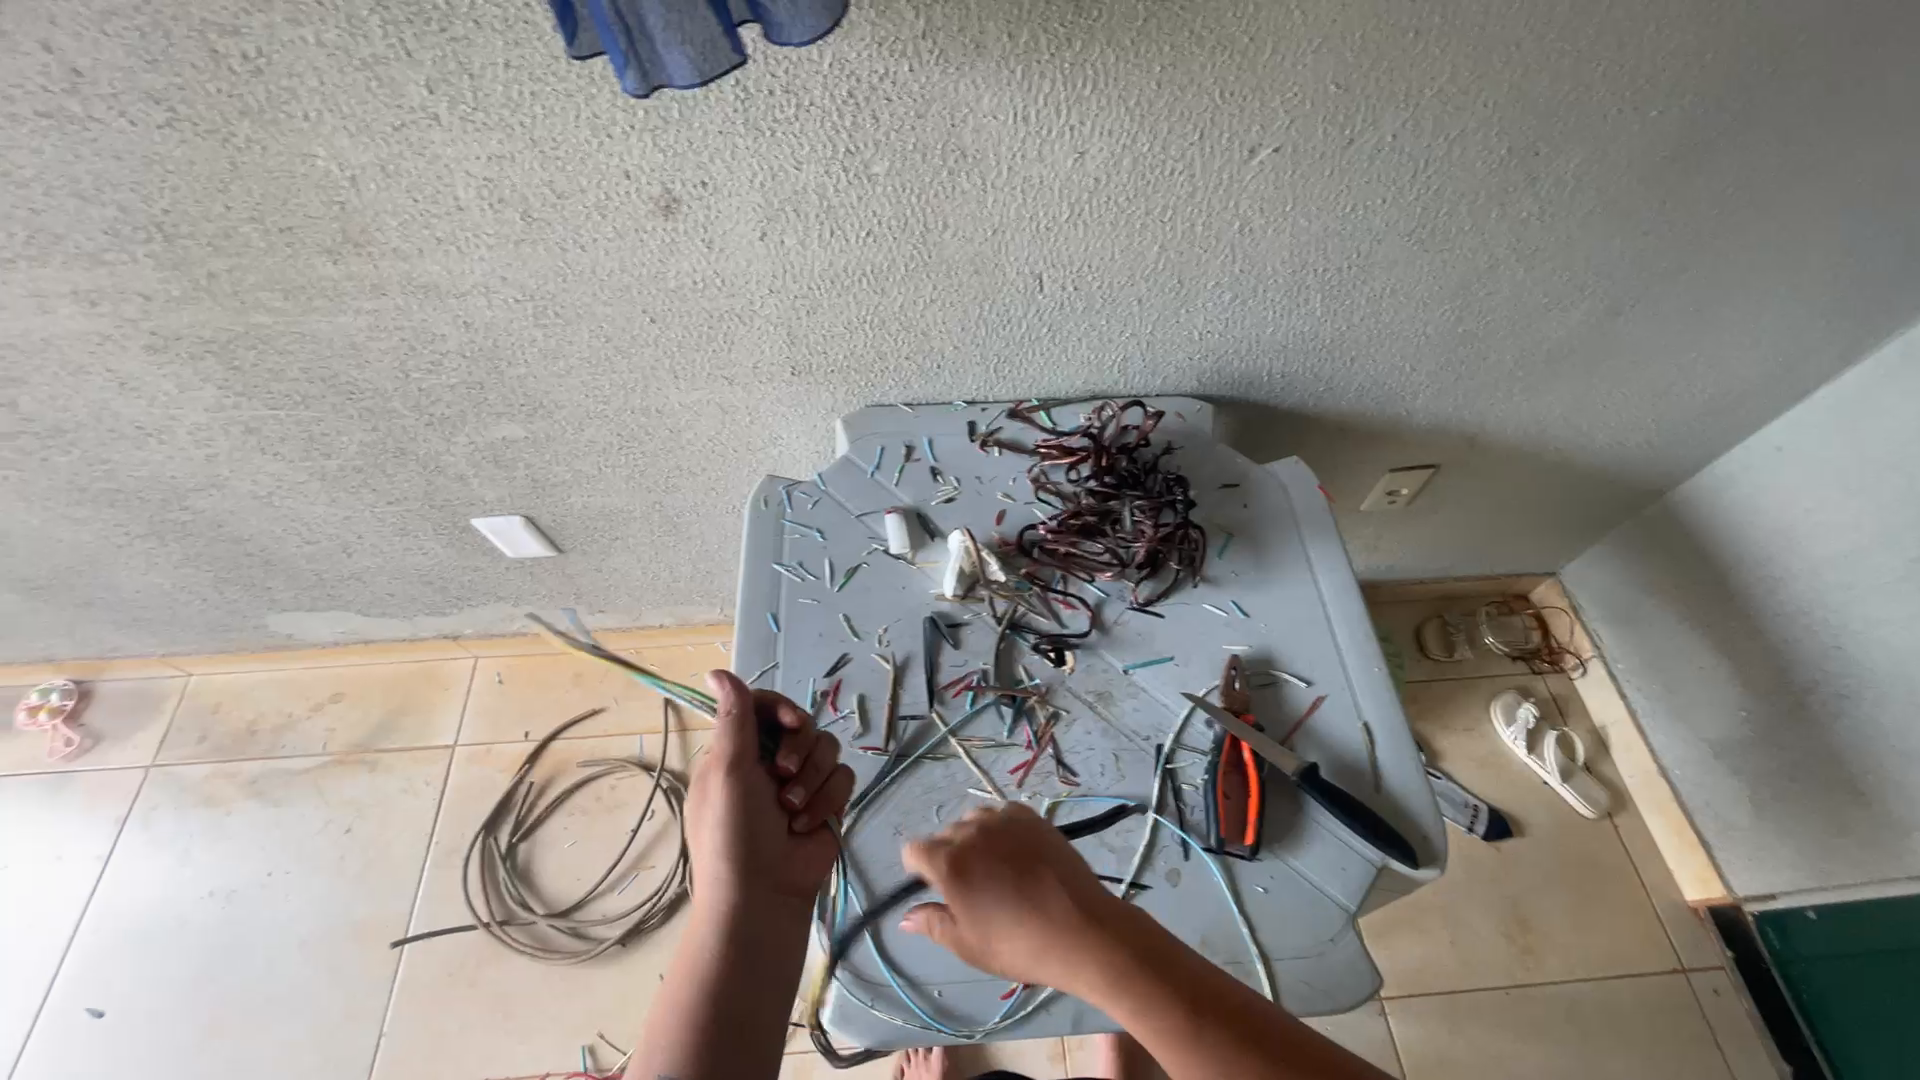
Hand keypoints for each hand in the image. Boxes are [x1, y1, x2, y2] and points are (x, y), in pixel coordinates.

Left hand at [684, 670, 854, 911]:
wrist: (764, 895)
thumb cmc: (734, 834)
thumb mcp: (728, 772)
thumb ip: (734, 719)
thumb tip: (716, 670)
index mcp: (738, 752)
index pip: (764, 706)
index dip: (782, 707)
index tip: (792, 722)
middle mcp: (770, 762)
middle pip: (803, 723)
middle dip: (799, 749)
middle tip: (784, 775)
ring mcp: (802, 782)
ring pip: (827, 748)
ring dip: (813, 779)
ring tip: (793, 810)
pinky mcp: (828, 801)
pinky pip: (843, 776)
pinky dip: (828, 799)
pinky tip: (808, 824)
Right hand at [898, 803, 1126, 992]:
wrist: (1081, 929)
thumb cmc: (1018, 944)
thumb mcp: (968, 945)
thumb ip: (933, 923)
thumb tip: (906, 916)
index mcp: (948, 863)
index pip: (914, 850)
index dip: (918, 869)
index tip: (934, 888)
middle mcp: (971, 832)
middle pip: (945, 835)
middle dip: (948, 856)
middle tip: (971, 888)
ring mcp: (1004, 820)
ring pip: (974, 821)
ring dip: (975, 839)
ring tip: (995, 869)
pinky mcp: (1032, 817)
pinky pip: (1004, 814)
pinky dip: (1002, 828)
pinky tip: (1016, 853)